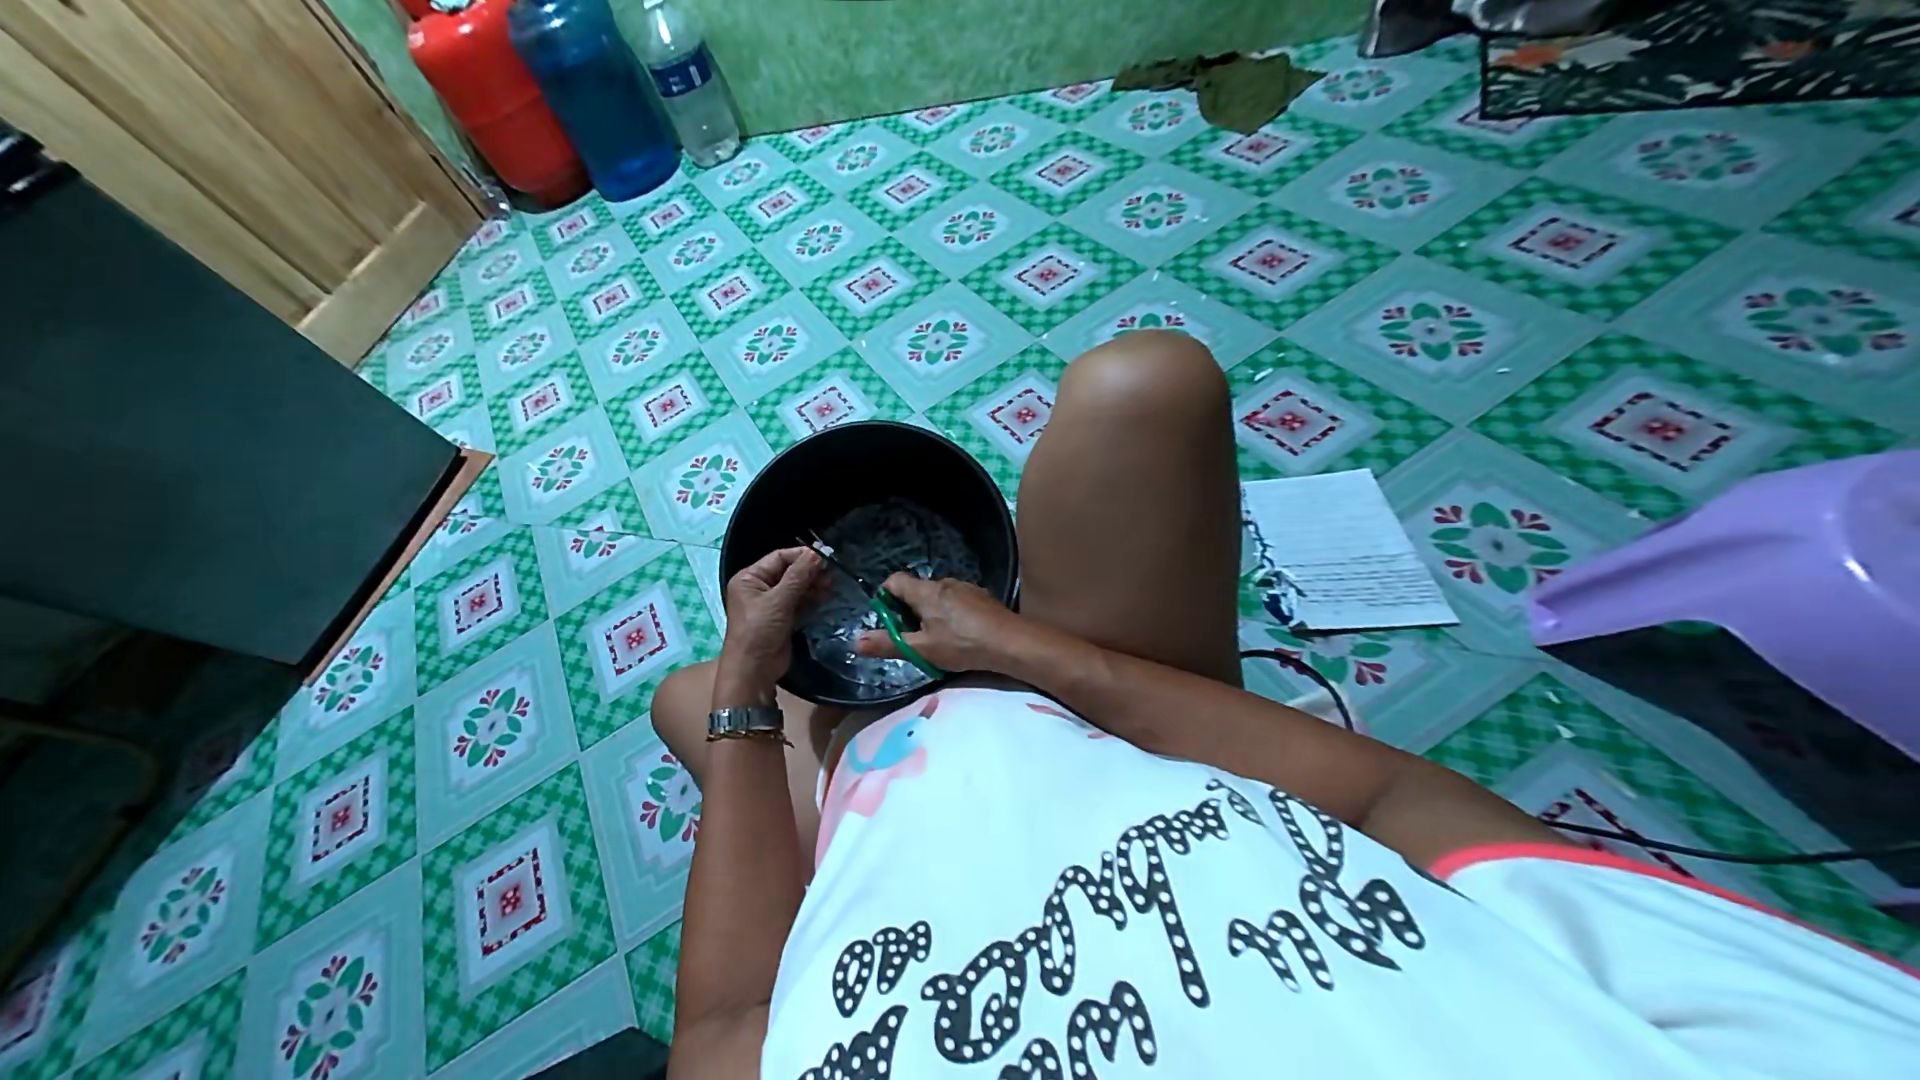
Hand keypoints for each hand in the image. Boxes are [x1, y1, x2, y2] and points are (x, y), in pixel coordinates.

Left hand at [713, 546, 823, 706]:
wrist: (754, 671)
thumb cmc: (759, 631)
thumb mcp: (778, 601)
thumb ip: (798, 576)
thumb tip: (818, 553)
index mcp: (750, 578)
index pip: (779, 557)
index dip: (802, 556)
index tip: (826, 557)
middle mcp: (759, 587)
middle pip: (789, 571)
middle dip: (810, 571)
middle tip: (832, 574)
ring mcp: (772, 603)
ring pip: (796, 587)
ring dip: (813, 585)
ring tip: (830, 585)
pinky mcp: (783, 617)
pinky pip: (800, 601)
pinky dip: (811, 598)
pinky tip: (825, 596)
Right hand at [852, 574, 1027, 673]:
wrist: (1010, 642)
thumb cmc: (962, 644)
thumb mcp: (922, 649)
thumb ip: (889, 645)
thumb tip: (856, 642)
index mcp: (925, 592)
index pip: (895, 581)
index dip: (885, 596)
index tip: (887, 618)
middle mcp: (944, 583)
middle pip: (916, 590)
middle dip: (908, 610)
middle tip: (911, 635)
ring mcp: (965, 588)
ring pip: (938, 596)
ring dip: (931, 612)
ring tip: (937, 638)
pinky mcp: (981, 597)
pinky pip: (957, 600)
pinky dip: (951, 613)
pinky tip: (960, 634)